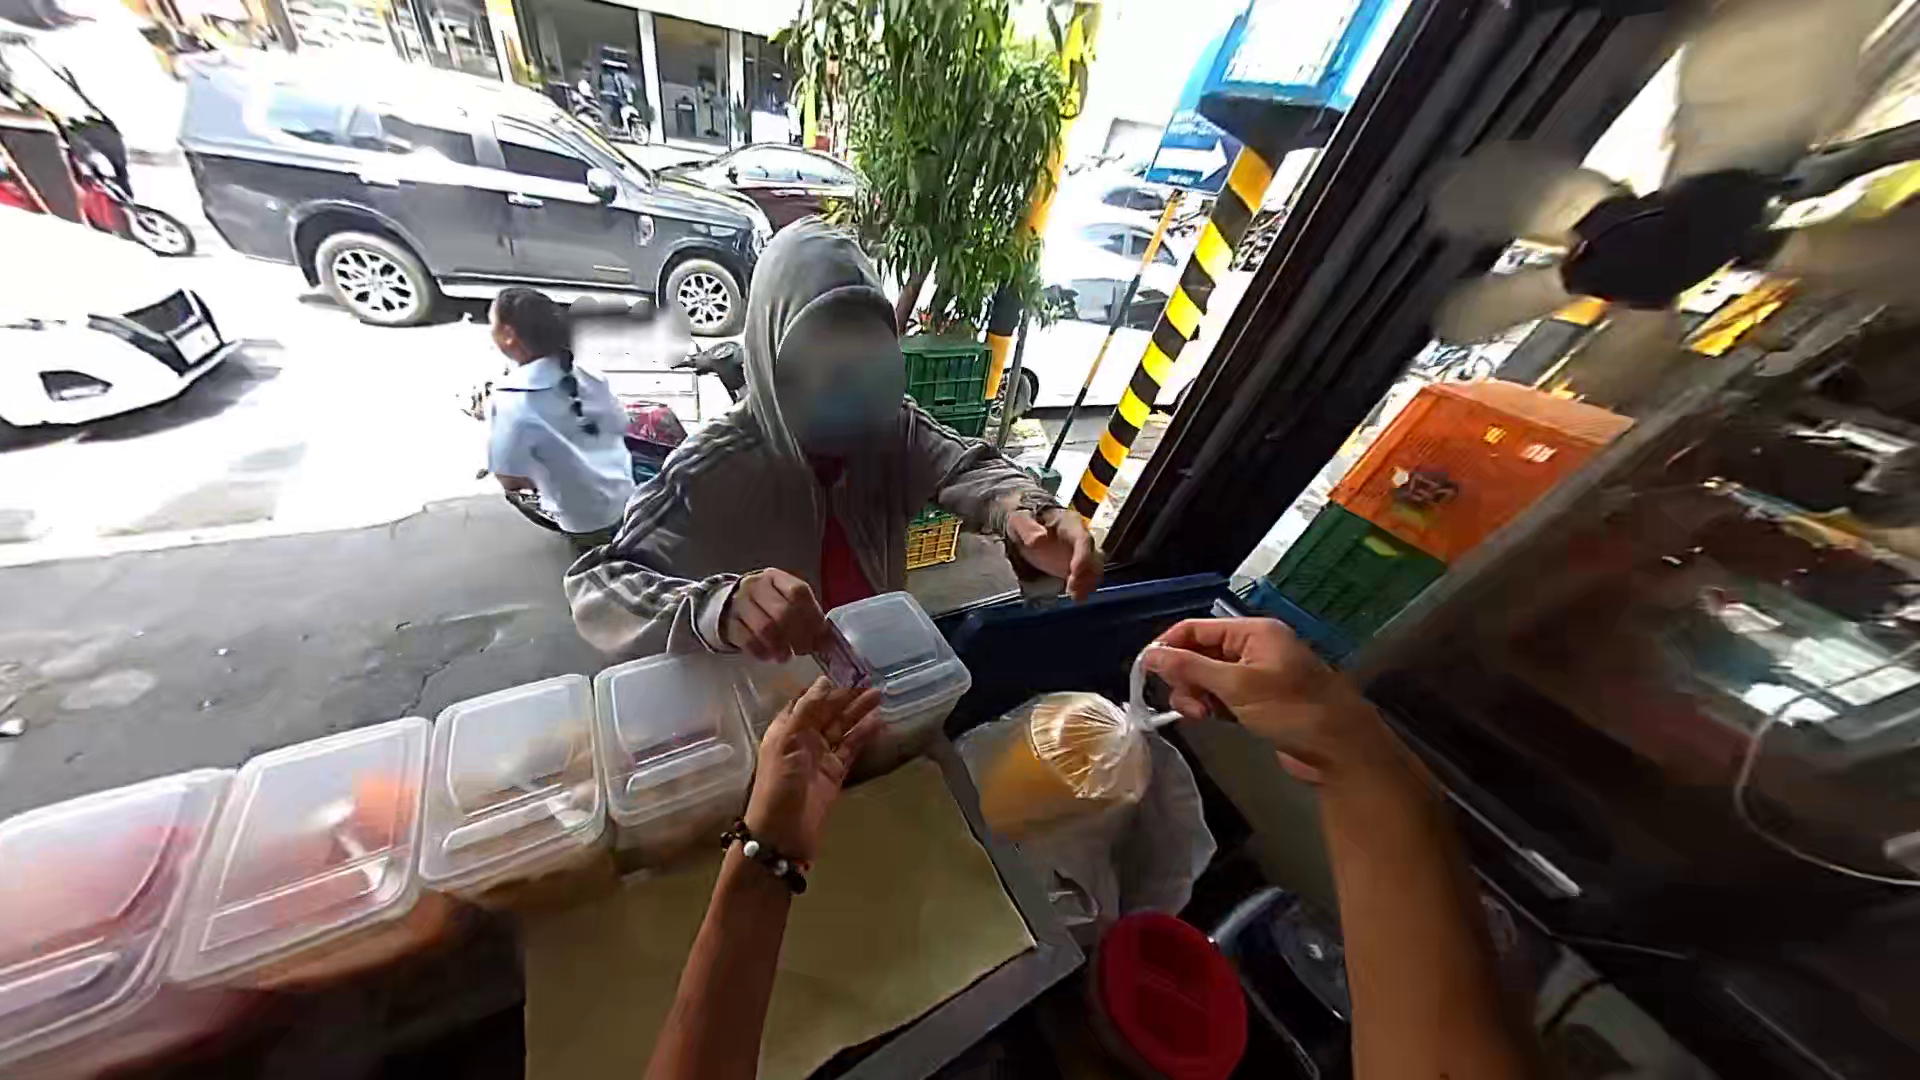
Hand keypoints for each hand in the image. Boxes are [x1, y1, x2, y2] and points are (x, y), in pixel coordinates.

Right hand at [724, 568, 826, 661]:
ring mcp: (739, 604)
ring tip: (787, 656)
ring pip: (764, 627)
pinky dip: (762, 651)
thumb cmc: (766, 604)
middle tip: (806, 649)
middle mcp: (756, 586)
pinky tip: (770, 657)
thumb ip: (807, 615)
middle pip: (782, 611)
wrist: (729, 605)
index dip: (813, 615)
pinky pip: (747, 640)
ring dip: (780, 646)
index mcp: (776, 577)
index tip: (822, 635)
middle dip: (799, 635)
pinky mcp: (728, 622)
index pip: (798, 592)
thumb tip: (828, 640)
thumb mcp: (787, 601)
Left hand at [744, 678, 883, 862]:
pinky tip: (878, 722)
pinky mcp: (835, 773)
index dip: (826, 686)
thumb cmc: (779, 784)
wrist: (782, 835)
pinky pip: (851, 747)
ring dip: (859, 712)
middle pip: (828, 712)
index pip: (808, 700)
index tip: (847, 671)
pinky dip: (864, 734)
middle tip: (872, 682)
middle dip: (848, 697)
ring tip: (880, 696)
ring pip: (842, 727)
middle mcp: (803, 739)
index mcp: (786, 728)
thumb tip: (824, 680)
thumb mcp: (788, 741)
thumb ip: (808, 710)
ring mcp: (820, 756)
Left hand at [1007, 508, 1101, 601]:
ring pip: (1094, 568)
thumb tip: (1038, 538)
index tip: (1074, 571)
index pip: (1082, 539)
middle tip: (1073, 588)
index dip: (1082, 556)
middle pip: (1093, 555)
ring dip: (1088, 583)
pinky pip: (1086, 577)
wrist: (1024, 526)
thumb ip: (1028, 527)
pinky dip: (1084, 587)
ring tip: (1076, 596)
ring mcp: (1079, 552)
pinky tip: (1077, 597)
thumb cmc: (1025, 520)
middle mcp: (1080, 537)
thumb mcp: (1020, 519)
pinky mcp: (1075, 566)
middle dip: (1087, 573)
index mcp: (1069, 523)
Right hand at [1143, 618, 1395, 784]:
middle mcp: (1253, 647)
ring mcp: (1256, 674)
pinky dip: (1211, 705)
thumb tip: (1150, 655)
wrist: (1344, 753)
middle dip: (1185, 677)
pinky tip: (1212, 719)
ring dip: (1196, 694)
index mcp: (1252, 632)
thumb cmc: (1293, 710)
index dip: (1168, 646)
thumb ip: (1190, 668)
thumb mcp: (1236, 686)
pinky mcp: (1258, 700)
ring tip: (1202, 716)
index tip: (1147, 671)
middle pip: (1199, 653)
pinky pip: (1221, 694)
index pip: (1195, 628)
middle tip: (1186, 703)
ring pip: (1207, 677)